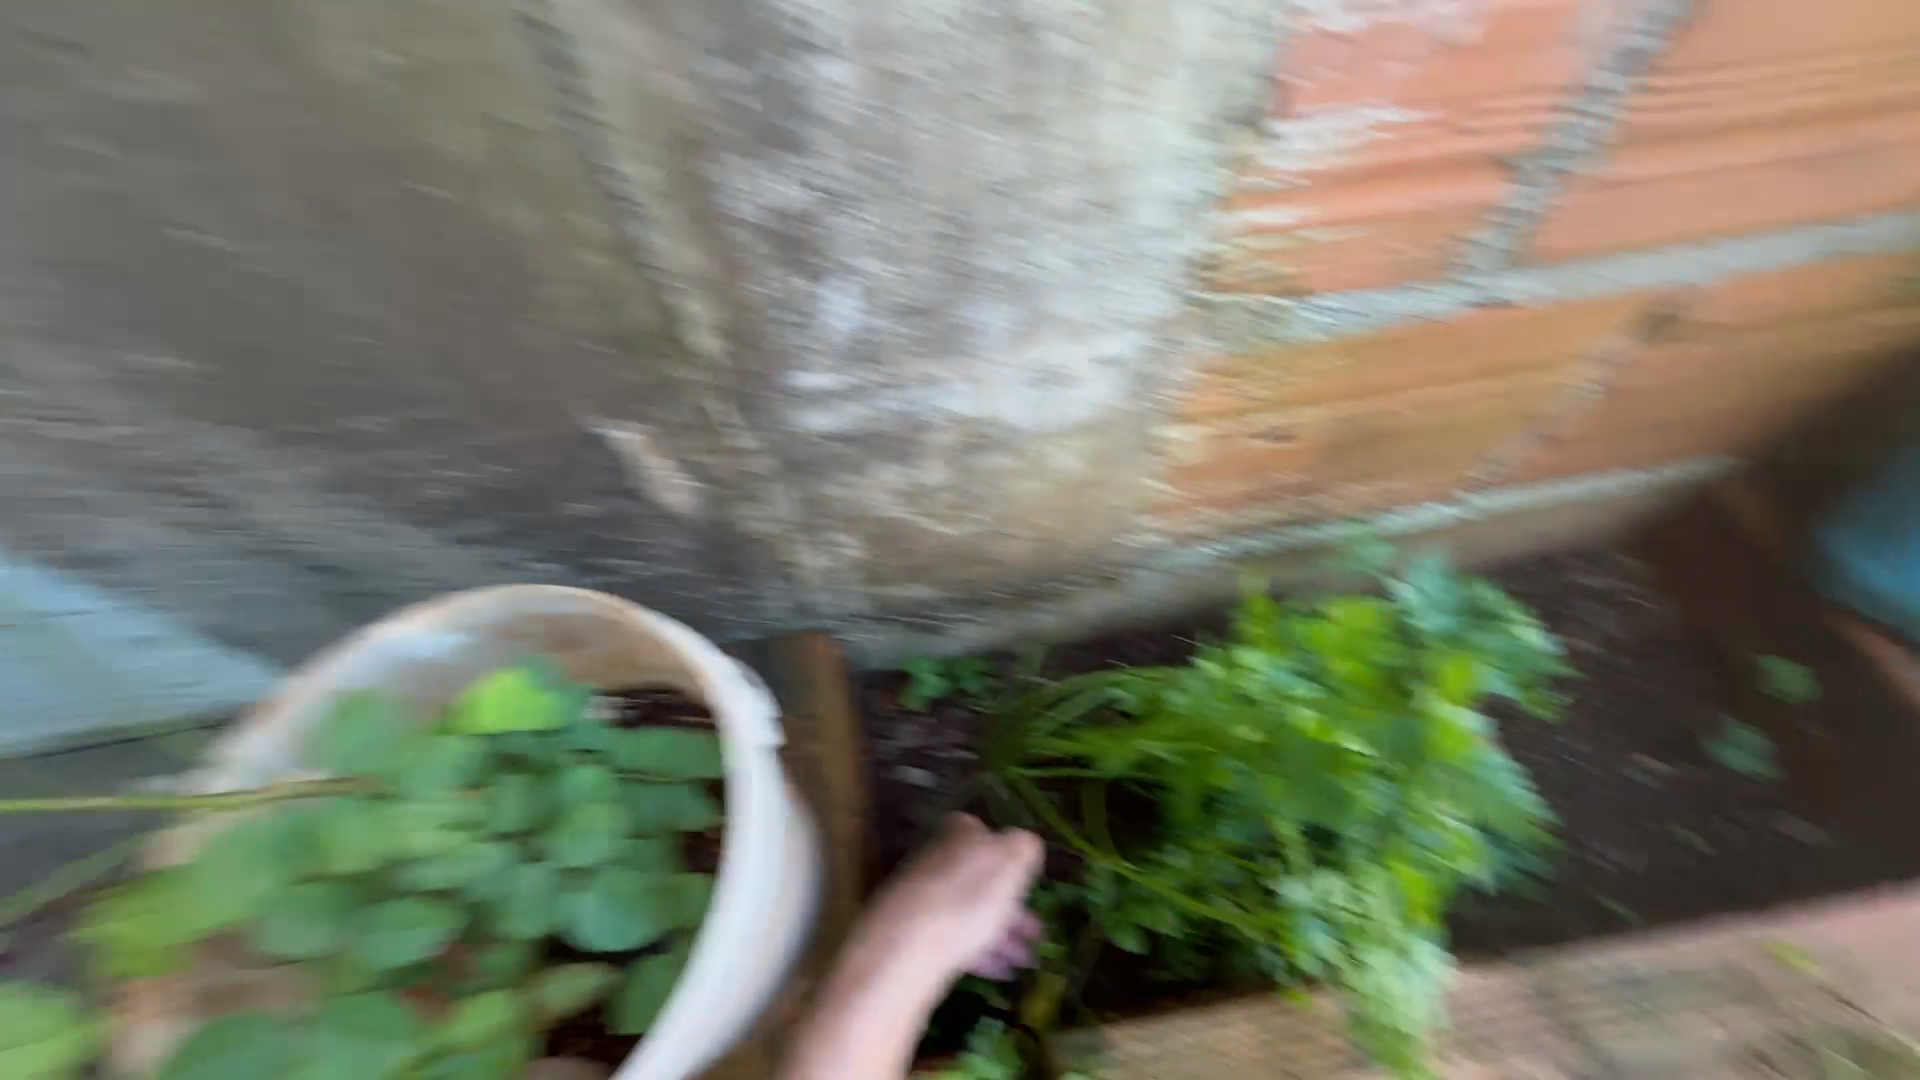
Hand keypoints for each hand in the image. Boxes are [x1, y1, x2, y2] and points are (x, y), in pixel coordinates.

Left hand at [861, 814, 1044, 983]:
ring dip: (1001, 936)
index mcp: (961, 832)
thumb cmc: (969, 897)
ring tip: (1024, 964)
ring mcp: (923, 892)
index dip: (1013, 862)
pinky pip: (954, 936)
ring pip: (971, 911)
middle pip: (982, 880)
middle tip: (1037, 937)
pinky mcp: (912, 929)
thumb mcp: (1011, 862)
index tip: (1031, 889)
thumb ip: (1024, 846)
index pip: (989, 836)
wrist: (907, 945)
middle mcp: (939, 856)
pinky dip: (978, 952)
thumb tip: (1025, 842)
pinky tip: (998, 973)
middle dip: (1012, 909)